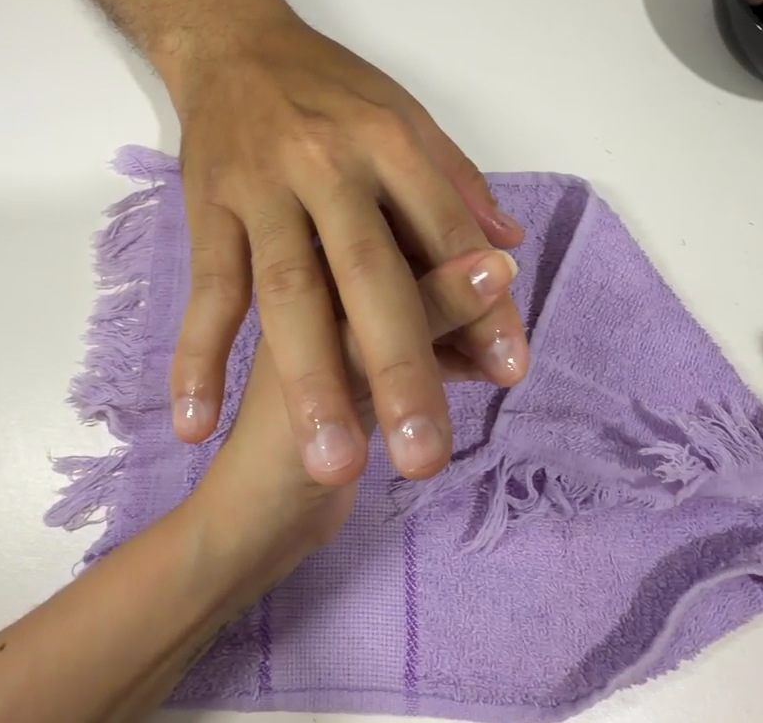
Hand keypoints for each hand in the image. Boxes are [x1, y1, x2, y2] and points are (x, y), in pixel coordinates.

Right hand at [162, 16, 527, 485]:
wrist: (233, 44)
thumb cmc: (332, 86)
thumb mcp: (407, 116)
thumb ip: (456, 184)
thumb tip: (507, 249)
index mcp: (391, 142)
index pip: (447, 233)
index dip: (483, 303)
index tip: (510, 370)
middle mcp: (329, 166)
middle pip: (369, 275)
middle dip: (400, 367)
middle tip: (427, 455)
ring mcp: (262, 190)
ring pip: (286, 293)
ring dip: (308, 383)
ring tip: (332, 464)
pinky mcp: (208, 209)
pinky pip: (206, 290)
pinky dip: (196, 356)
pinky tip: (195, 422)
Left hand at [192, 248, 519, 564]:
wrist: (252, 529)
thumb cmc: (279, 443)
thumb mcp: (354, 365)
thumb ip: (423, 310)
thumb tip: (501, 263)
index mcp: (313, 260)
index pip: (397, 233)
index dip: (457, 252)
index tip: (505, 283)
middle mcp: (332, 279)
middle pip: (420, 270)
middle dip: (471, 301)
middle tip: (510, 340)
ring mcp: (352, 323)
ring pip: (426, 308)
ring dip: (469, 332)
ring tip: (507, 364)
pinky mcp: (370, 365)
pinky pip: (424, 344)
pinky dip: (458, 356)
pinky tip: (489, 372)